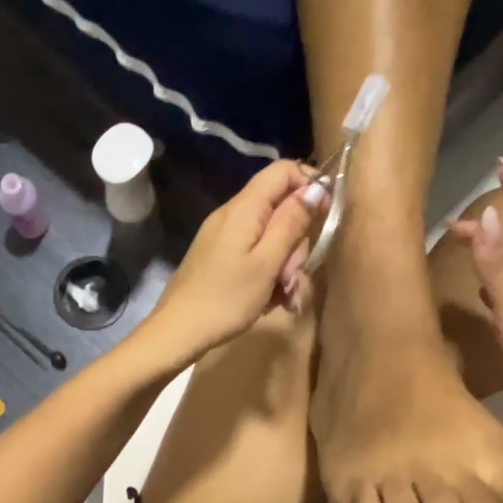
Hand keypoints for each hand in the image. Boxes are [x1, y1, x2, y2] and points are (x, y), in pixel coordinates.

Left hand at [143, 160, 322, 356]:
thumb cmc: (226, 299)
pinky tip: (270, 300)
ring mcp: (223, 237)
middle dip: (296, 242)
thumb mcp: (267, 263)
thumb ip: (292, 222)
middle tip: (293, 277)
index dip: (309, 185)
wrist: (177, 332)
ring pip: (269, 237)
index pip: (282, 171)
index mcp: (243, 209)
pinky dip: (267, 274)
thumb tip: (316, 187)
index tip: (324, 215)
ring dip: (284, 266)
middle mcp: (231, 215)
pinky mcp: (218, 257)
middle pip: (279, 209)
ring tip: (285, 298)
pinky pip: (253, 255)